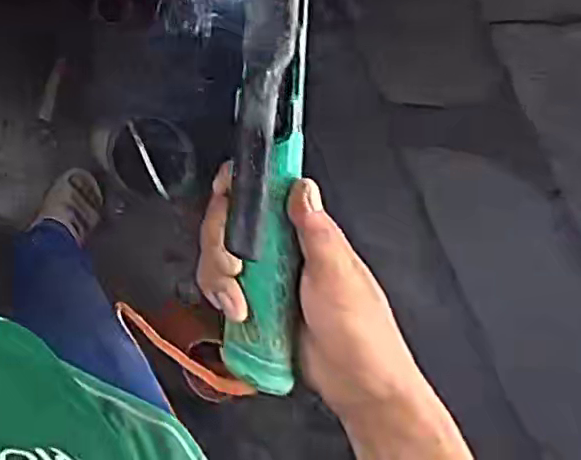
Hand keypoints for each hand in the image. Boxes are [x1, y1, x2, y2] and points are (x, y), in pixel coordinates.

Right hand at [197, 165, 467, 456]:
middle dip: (221, 245)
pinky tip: (240, 313)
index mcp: (302, 231)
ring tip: (242, 304)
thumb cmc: (364, 337)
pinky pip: (216, 282)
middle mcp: (277, 247)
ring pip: (216, 252)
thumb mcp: (341, 277)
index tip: (225, 199)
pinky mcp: (248, 297)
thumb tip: (303, 187)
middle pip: (225, 221)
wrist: (359, 393)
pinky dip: (220, 295)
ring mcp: (261, 273)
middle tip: (237, 269)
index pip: (259, 192)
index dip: (235, 188)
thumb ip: (317, 231)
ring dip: (219, 277)